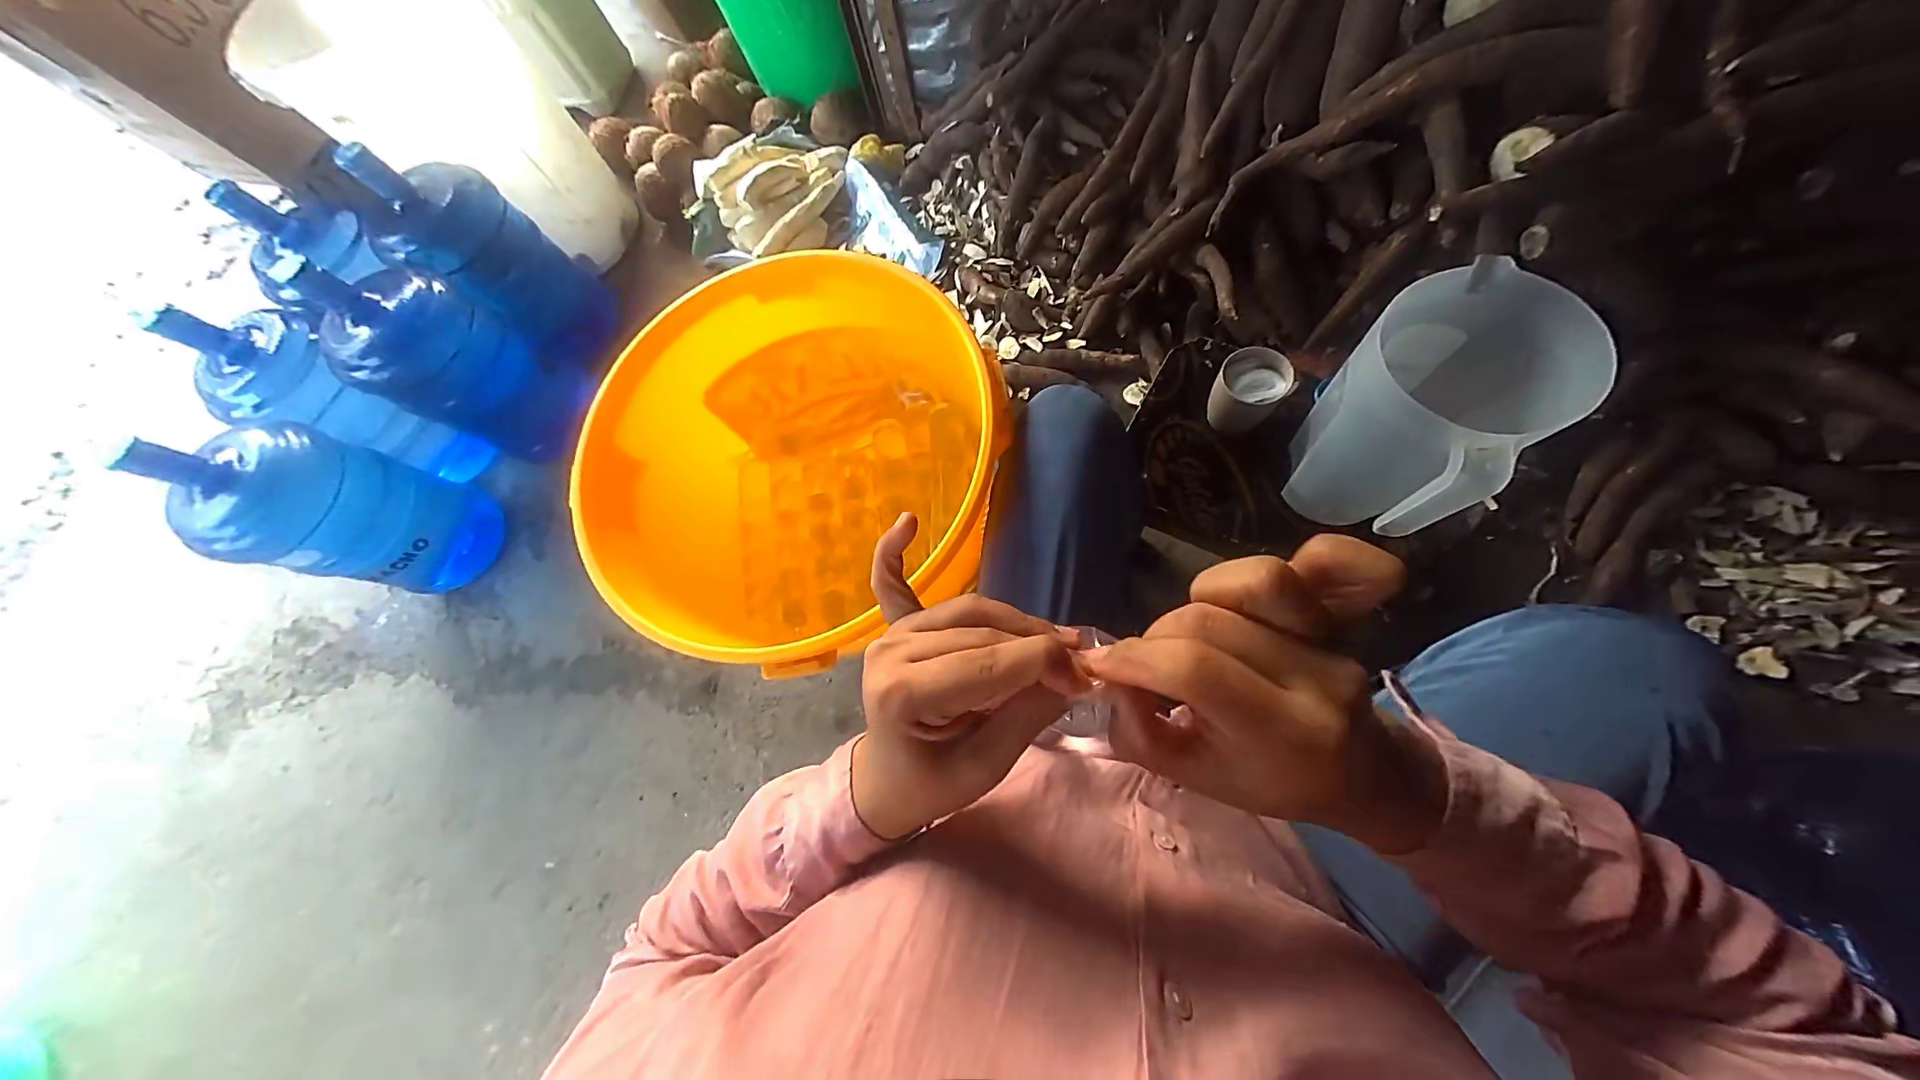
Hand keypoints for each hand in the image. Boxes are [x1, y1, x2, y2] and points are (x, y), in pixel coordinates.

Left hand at [852, 513, 1091, 839]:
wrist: (886, 783)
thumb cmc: (932, 784)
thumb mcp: (985, 766)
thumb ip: (1027, 714)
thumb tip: (1075, 673)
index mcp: (903, 693)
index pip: (988, 663)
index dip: (1045, 665)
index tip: (1084, 678)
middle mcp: (891, 652)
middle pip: (982, 632)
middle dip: (1039, 646)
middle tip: (1081, 664)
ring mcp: (890, 636)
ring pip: (970, 610)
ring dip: (1015, 620)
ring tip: (1058, 637)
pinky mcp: (894, 630)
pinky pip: (897, 587)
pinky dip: (895, 555)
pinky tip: (906, 522)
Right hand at [1082, 536, 1447, 854]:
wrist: (1359, 774)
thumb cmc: (1270, 781)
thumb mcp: (1194, 777)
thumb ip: (1139, 732)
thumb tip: (1110, 675)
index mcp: (1284, 732)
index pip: (1193, 668)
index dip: (1133, 658)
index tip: (1101, 666)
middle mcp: (1316, 677)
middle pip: (1207, 622)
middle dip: (1154, 638)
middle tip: (1145, 667)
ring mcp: (1334, 639)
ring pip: (1249, 583)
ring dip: (1198, 602)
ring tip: (1191, 634)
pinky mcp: (1342, 611)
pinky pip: (1325, 555)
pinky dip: (1284, 561)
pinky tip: (1248, 590)